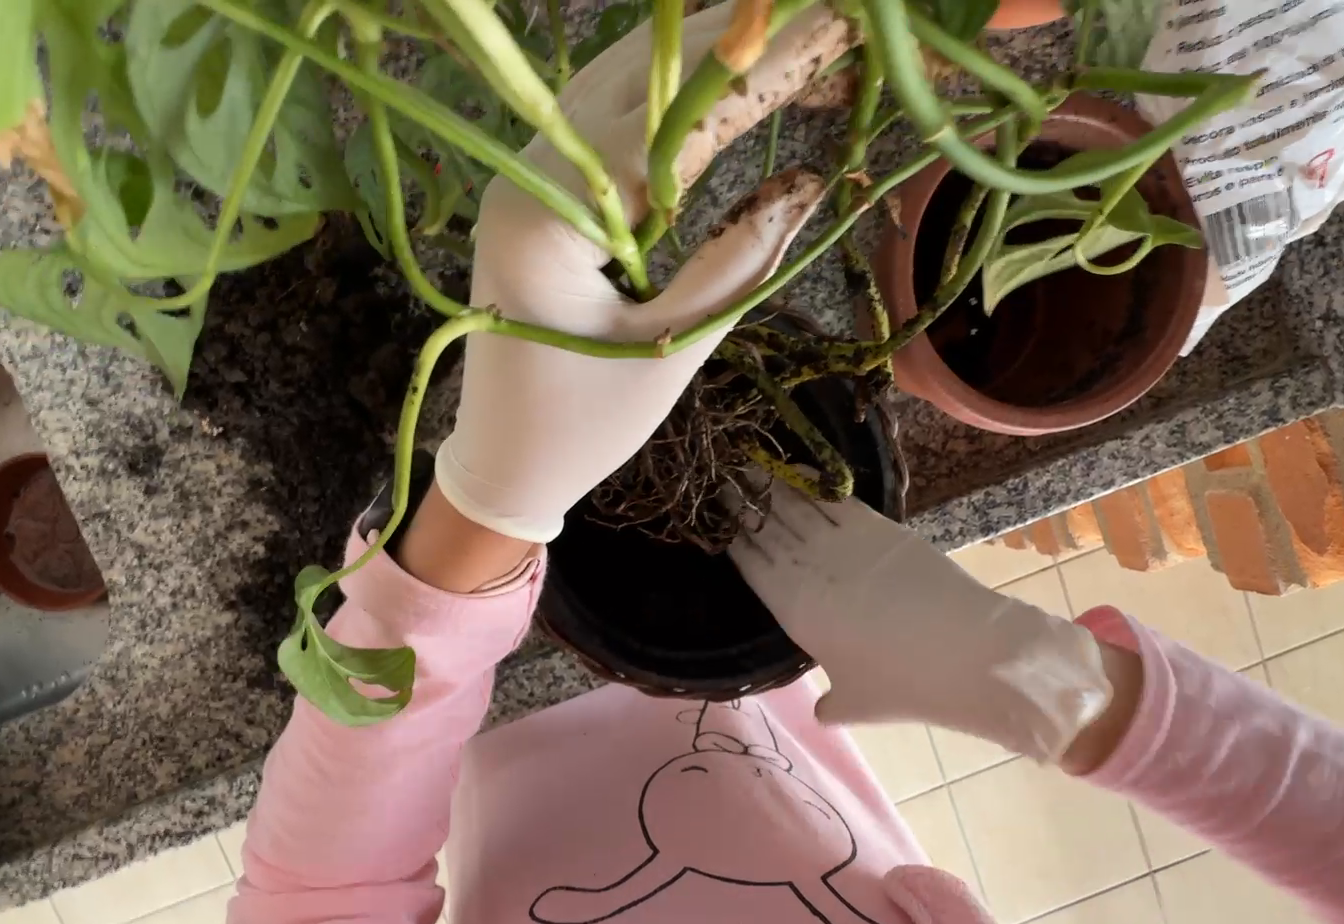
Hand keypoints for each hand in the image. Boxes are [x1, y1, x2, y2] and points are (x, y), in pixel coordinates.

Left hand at [433, 5, 852, 542]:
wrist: (504, 461)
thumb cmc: (582, 427)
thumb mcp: (669, 353)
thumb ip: (735, 264)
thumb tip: (805, 181)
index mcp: (548, 221)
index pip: (669, 120)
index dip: (759, 73)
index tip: (839, 34)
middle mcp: (525, 176)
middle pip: (641, 76)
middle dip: (739, 48)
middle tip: (830, 31)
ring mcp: (523, 179)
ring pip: (620, 84)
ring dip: (705, 59)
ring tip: (792, 49)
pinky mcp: (536, 194)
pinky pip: (607, 121)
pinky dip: (669, 95)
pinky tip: (721, 83)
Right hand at [730, 484, 1118, 763]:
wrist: (967, 653)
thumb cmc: (903, 685)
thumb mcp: (857, 702)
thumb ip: (832, 703)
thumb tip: (824, 710)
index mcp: (793, 608)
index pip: (751, 563)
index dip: (733, 539)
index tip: (718, 521)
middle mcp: (808, 567)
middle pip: (765, 526)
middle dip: (741, 504)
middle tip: (723, 482)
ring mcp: (843, 542)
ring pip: (794, 505)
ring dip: (768, 485)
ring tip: (748, 468)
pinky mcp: (878, 526)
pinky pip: (832, 498)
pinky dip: (810, 483)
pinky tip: (796, 472)